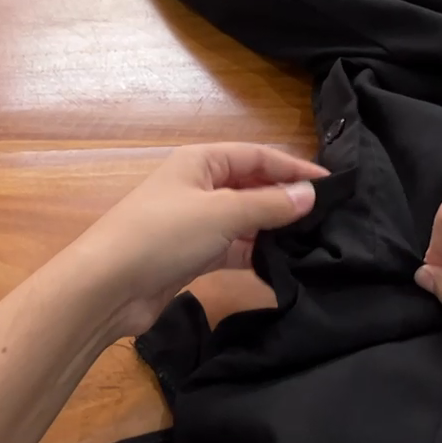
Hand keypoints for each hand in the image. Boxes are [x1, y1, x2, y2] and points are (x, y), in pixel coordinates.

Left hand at [65, 144, 326, 335]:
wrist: (108, 286)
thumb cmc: (163, 235)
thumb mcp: (221, 213)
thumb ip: (269, 204)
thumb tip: (310, 194)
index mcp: (201, 161)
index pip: (257, 156)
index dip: (294, 168)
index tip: (333, 185)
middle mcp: (198, 186)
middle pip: (252, 186)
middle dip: (286, 200)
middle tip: (330, 218)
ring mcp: (195, 223)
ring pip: (244, 219)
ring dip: (273, 229)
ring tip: (315, 242)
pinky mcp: (192, 256)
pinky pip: (233, 248)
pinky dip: (255, 255)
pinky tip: (282, 266)